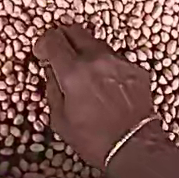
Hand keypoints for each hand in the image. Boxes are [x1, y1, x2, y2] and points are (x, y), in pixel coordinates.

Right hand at [33, 23, 157, 170]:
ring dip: (86, 52)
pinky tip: (106, 85)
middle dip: (63, 38)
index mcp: (74, 73)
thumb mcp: (61, 120)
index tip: (42, 52)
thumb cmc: (95, 140)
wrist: (134, 147)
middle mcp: (98, 60)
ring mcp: (119, 62)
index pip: (53, 39)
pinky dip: (106, 66)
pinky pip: (116, 59)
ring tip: (84, 73)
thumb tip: (51, 72)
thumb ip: (52, 89)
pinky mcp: (136, 69)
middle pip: (75, 31)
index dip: (43, 43)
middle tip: (59, 53)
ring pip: (97, 43)